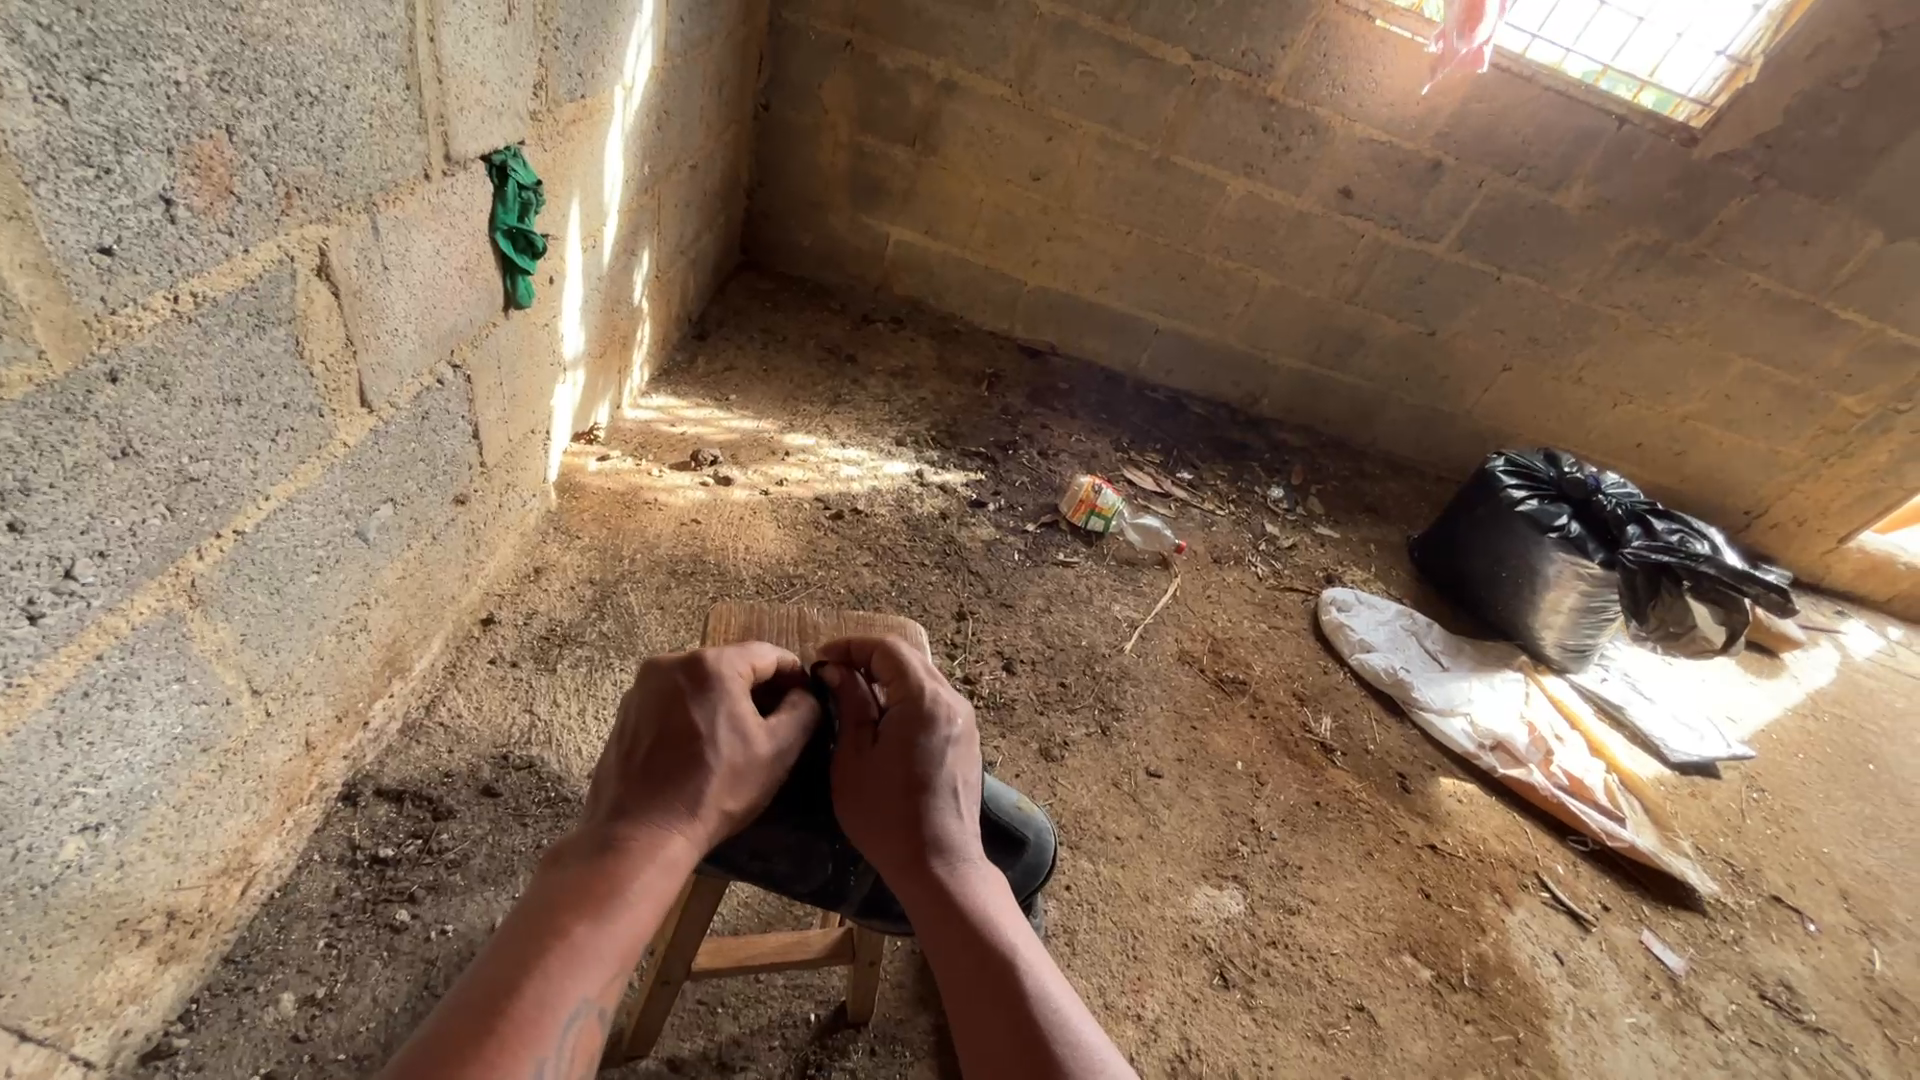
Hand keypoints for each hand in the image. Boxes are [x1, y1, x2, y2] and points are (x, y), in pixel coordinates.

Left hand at [578, 643, 820, 856]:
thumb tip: (805, 693)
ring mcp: (643, 686)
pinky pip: (674, 699)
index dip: (794, 674)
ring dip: (725, 700)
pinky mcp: (626, 711)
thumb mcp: (778, 750)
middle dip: (758, 688)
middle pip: (732, 664)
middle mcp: (672, 662)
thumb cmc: (715, 790)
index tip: (807, 699)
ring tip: (739, 737)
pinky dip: (694, 712)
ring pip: (701, 681)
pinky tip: (701, 746)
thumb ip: (804, 709)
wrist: (640, 836)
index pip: (769, 654)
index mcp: (713, 664)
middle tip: (777, 721)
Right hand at [816, 636, 984, 889]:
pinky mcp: (966, 737)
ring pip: (922, 677)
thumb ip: (850, 705)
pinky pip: (933, 700)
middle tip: (833, 673)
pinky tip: (881, 717)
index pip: (887, 649)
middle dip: (868, 658)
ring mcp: (963, 718)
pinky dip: (906, 696)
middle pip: (908, 658)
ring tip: (852, 693)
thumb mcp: (854, 758)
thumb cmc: (887, 815)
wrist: (939, 864)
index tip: (821, 660)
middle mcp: (951, 700)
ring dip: (887, 677)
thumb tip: (838, 670)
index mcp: (924, 699)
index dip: (851, 647)